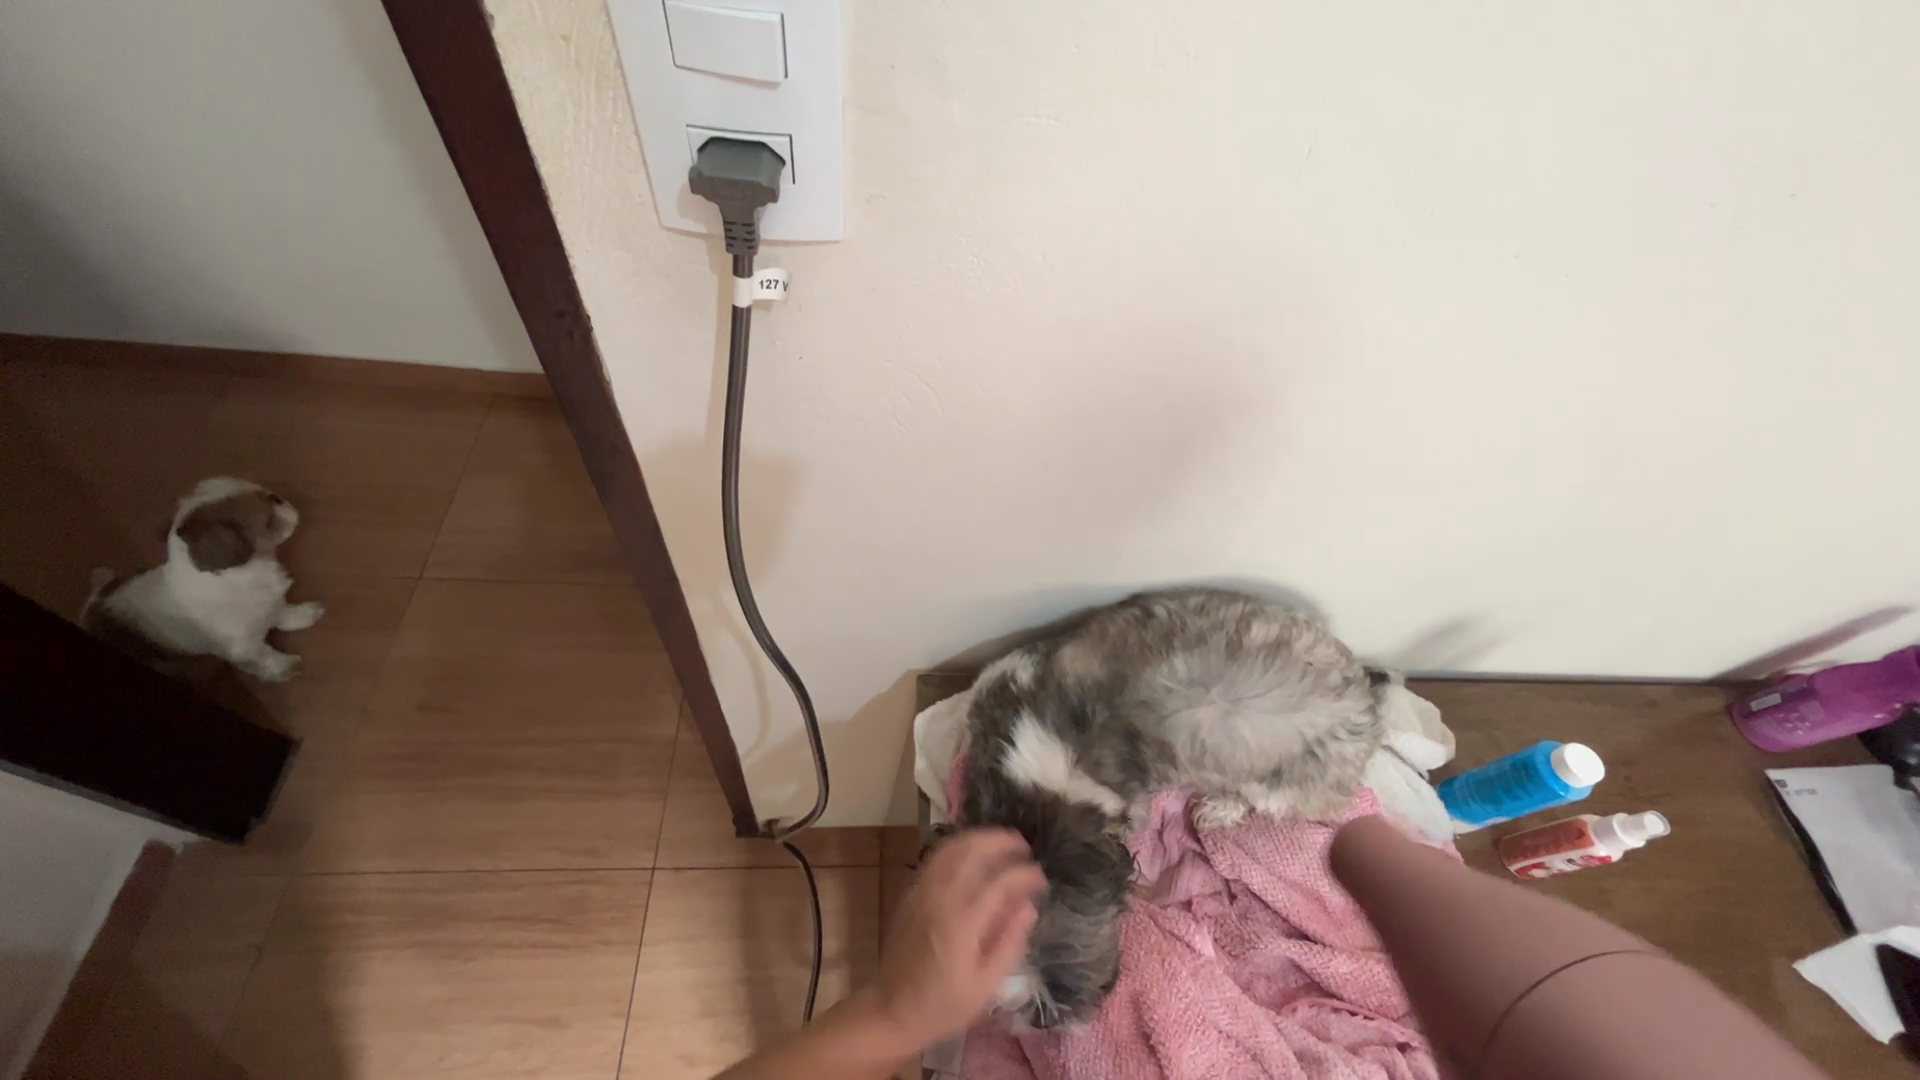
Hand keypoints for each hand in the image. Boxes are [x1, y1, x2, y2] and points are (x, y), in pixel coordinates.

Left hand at [867, 829, 1046, 1049]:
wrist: (891, 1009)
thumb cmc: (942, 1005)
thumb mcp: (985, 986)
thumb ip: (1009, 943)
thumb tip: (1029, 907)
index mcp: (962, 923)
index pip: (999, 883)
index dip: (1024, 874)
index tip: (1041, 877)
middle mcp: (940, 897)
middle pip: (973, 851)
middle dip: (1002, 842)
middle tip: (1024, 847)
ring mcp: (922, 889)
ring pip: (952, 847)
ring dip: (980, 838)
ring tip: (1002, 843)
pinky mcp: (912, 891)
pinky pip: (937, 856)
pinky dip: (959, 846)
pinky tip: (973, 854)